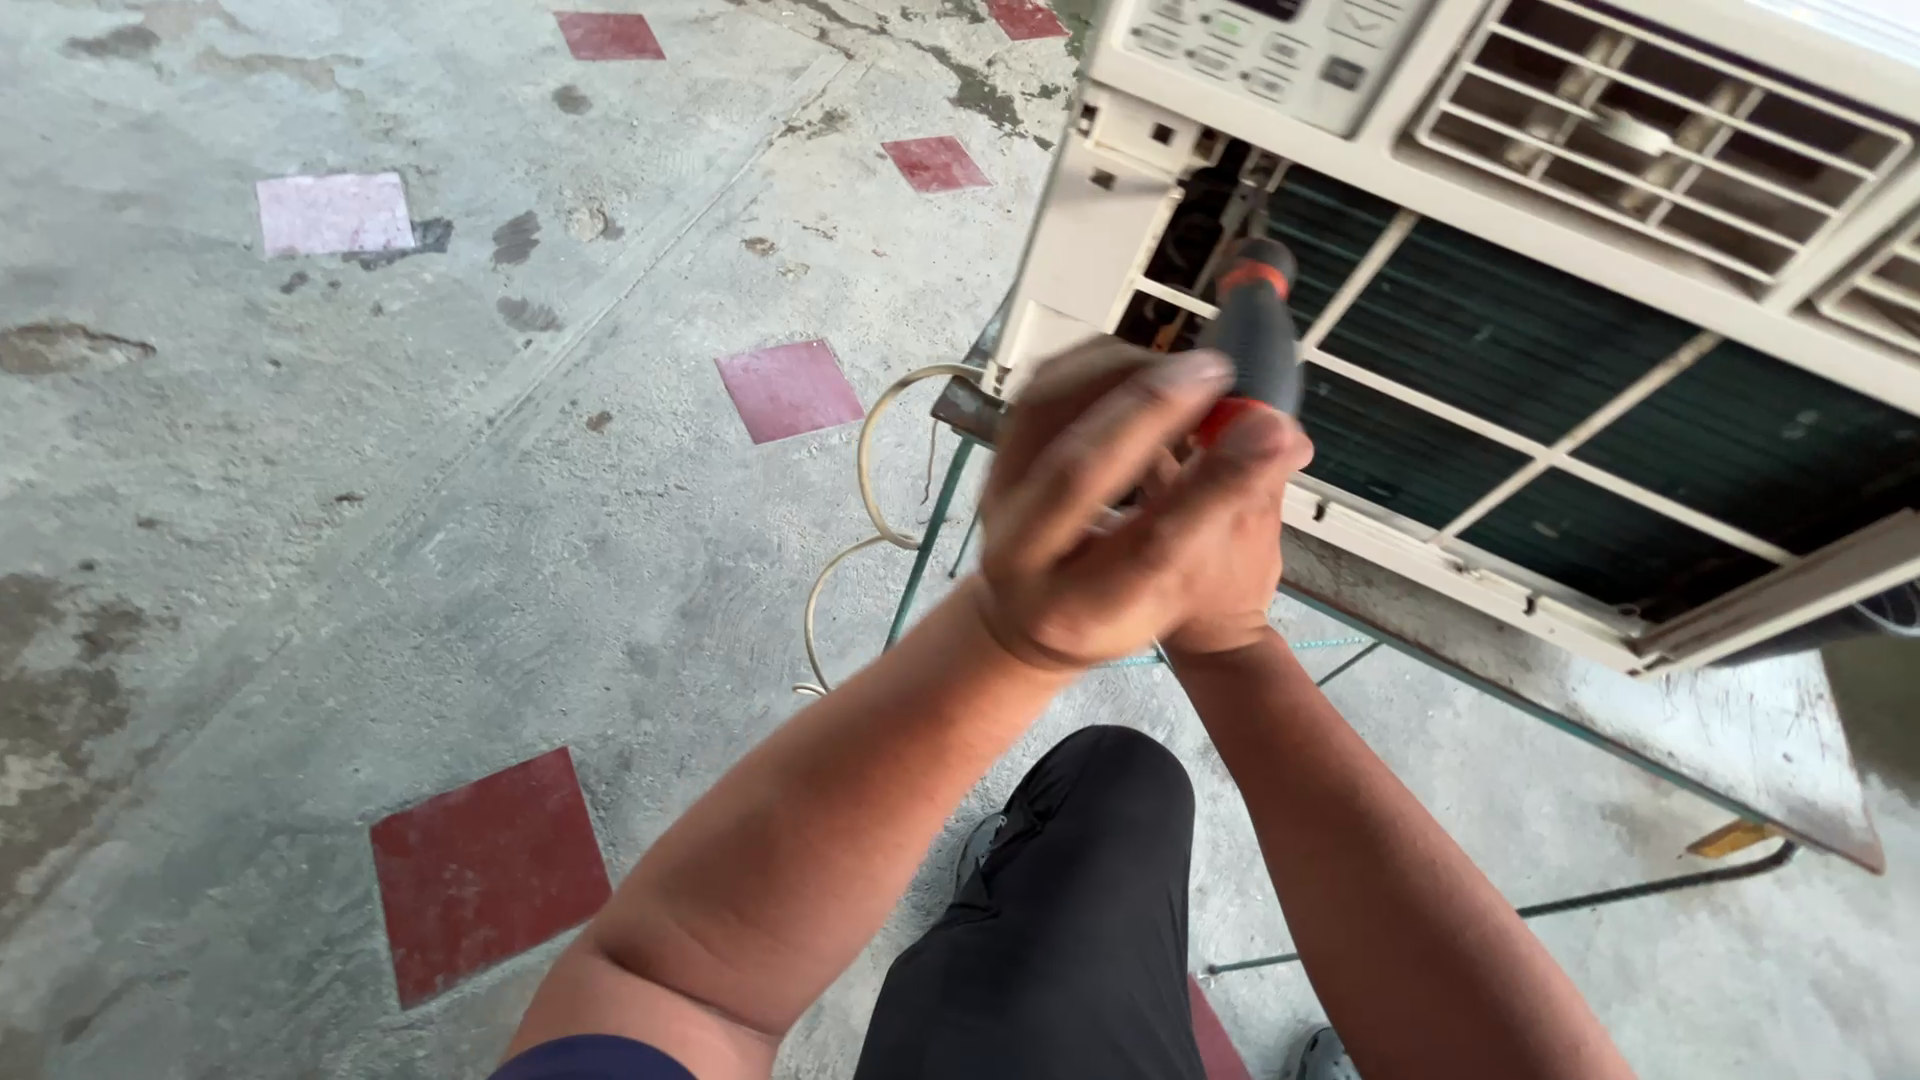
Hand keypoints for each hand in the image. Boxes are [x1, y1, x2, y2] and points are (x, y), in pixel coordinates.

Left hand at [973, 340, 1312, 669]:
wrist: (1024, 614)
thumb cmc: (1110, 610)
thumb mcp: (1171, 592)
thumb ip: (1219, 519)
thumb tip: (1280, 435)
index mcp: (1078, 612)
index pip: (1150, 549)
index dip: (1214, 486)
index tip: (1268, 432)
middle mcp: (1021, 558)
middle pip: (1076, 472)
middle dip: (1151, 411)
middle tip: (1216, 372)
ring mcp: (995, 502)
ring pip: (1043, 414)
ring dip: (1119, 375)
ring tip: (1183, 369)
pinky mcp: (992, 460)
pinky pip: (1035, 391)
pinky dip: (1089, 365)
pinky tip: (1138, 363)